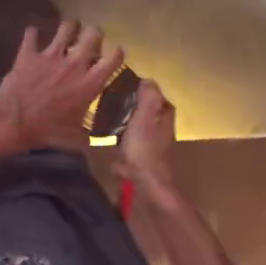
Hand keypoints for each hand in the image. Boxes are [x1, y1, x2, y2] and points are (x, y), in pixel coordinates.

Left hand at [0, 21, 123, 155]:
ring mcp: (51, 55)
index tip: (116, 53)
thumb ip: (92, 138)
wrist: (13, 122)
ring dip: (69, 27)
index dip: (118, 53)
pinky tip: (33, 36)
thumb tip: (106, 148)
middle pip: (93, 34)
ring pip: (66, 27)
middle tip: (91, 39)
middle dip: (94, 33)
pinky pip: (32, 34)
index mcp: (89, 83)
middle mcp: (74, 64)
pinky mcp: (29, 53)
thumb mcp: (75, 138)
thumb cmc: (47, 131)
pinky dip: (32, 34)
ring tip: (68, 30)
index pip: (114, 59)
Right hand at [114, 79, 177, 196]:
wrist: (143, 185)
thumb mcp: (145, 116)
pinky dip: (116, 133)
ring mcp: (148, 140)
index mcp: (165, 113)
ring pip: (132, 121)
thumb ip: (148, 96)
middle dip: (125, 103)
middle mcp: (160, 125)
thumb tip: (146, 79)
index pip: (151, 91)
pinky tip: (103, 132)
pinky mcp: (137, 154)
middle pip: (141, 106)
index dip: (135, 87)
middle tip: (104, 99)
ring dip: (119, 118)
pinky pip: (124, 136)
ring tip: (100, 113)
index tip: (115, 85)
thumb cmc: (144, 149)